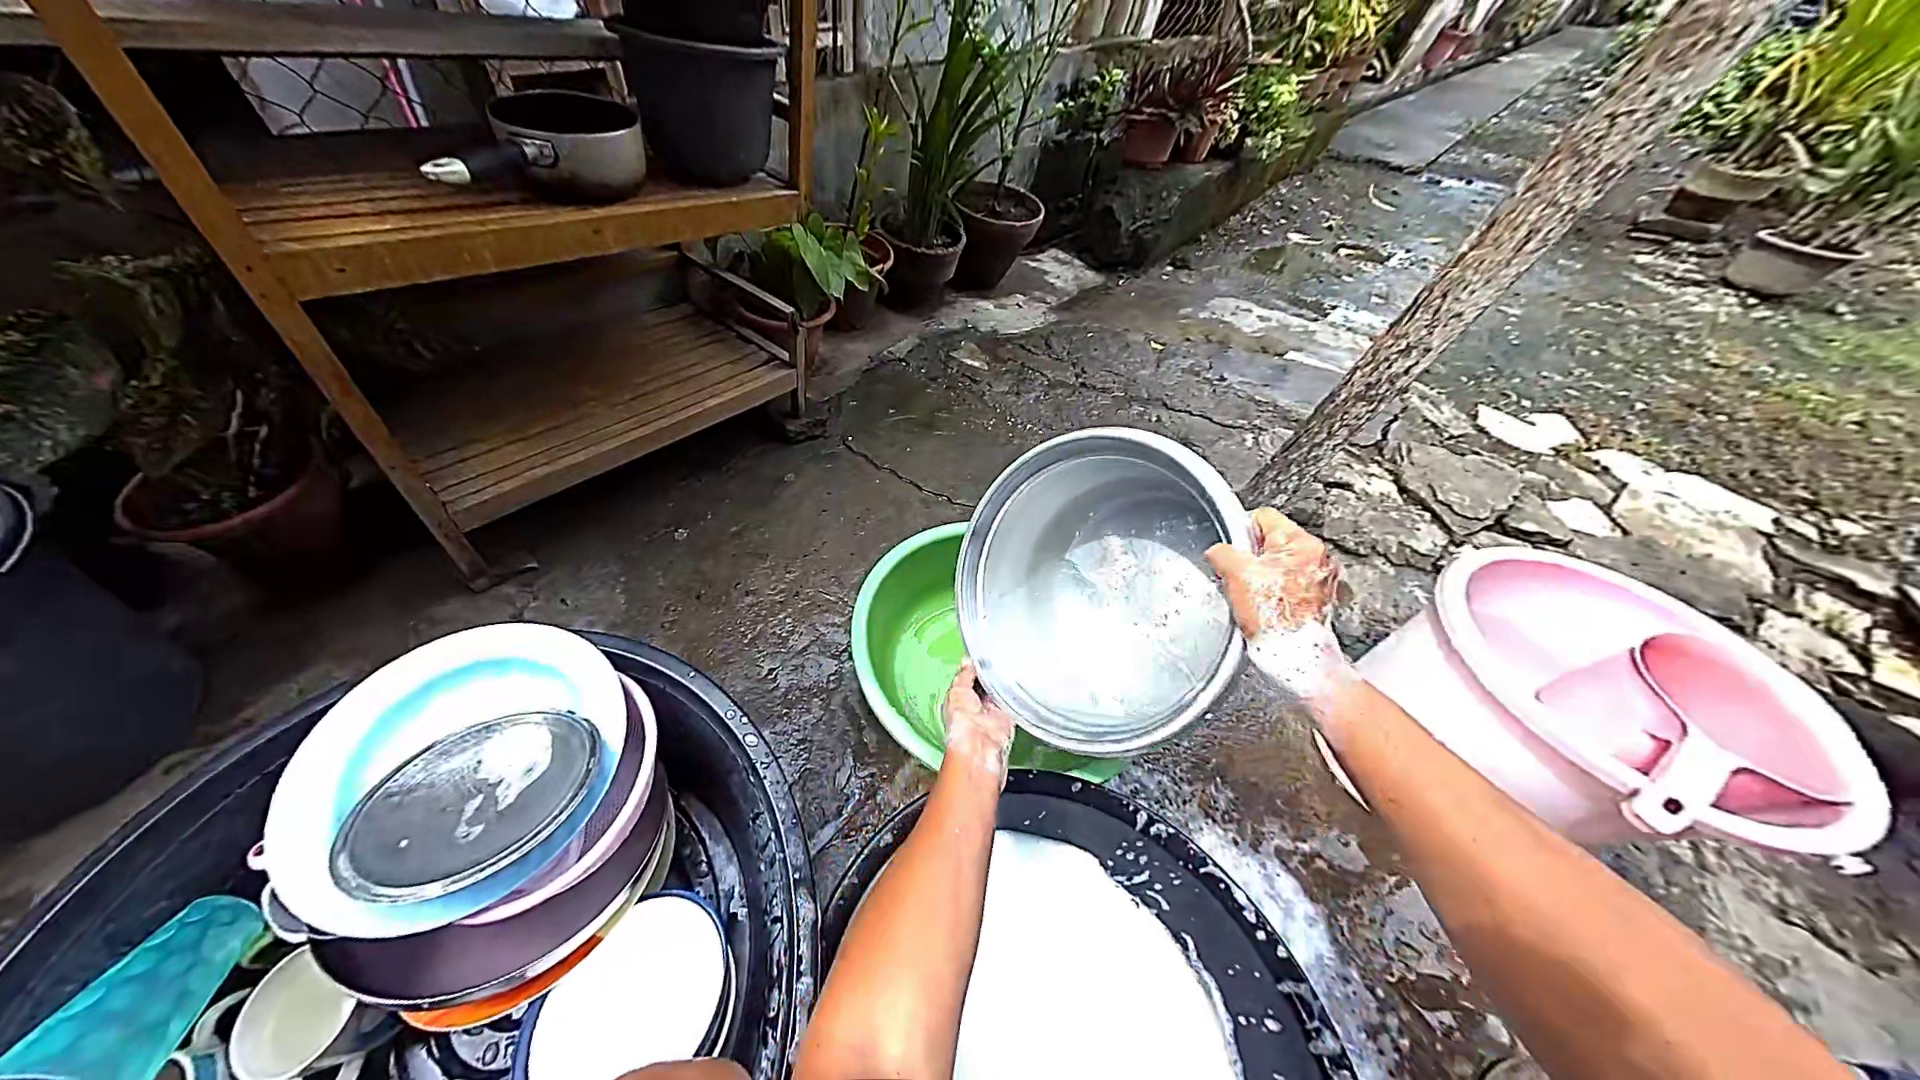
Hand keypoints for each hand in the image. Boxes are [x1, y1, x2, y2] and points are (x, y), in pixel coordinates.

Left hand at [943, 659, 1016, 785]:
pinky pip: (1011, 697)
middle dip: (987, 672)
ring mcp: (992, 709)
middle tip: (993, 655)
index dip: (973, 667)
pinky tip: (1013, 675)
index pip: (967, 678)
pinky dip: (1012, 688)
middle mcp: (976, 704)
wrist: (980, 744)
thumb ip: (964, 675)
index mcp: (959, 699)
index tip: (980, 653)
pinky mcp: (1008, 715)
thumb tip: (967, 661)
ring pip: (998, 688)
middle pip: (984, 682)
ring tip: (1003, 663)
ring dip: (1000, 679)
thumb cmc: (961, 721)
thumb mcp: (957, 691)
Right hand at [1204, 507, 1338, 637]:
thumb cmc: (1275, 618)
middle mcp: (1318, 557)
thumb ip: (1222, 552)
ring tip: (1255, 595)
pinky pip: (1287, 583)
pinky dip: (1275, 591)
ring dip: (1262, 576)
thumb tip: (1218, 550)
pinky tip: (1267, 605)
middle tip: (1242, 577)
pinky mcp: (1318, 598)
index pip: (1263, 517)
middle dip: (1251, 558)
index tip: (1233, 551)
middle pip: (1270, 542)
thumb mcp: (1236, 575)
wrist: (1294, 654)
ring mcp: (1320, 578)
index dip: (1240, 532)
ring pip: (1278, 564)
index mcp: (1301, 543)